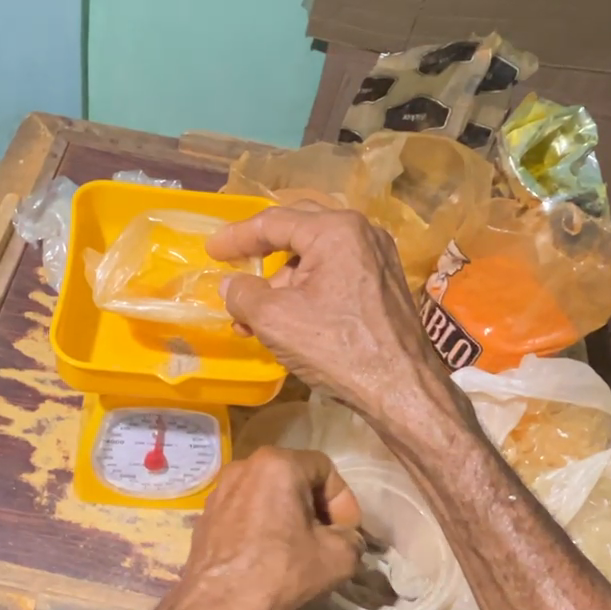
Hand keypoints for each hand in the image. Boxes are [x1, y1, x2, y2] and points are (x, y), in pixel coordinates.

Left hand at [164, 447, 362, 609]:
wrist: (214, 606)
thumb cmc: (278, 574)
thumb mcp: (336, 559)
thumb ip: (352, 540)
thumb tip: (347, 539)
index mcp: (276, 465)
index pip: (325, 468)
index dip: (343, 501)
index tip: (346, 533)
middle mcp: (243, 467)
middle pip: (295, 478)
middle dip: (317, 508)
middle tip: (327, 541)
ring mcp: (220, 490)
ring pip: (269, 494)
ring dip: (290, 516)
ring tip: (300, 550)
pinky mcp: (207, 514)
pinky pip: (247, 510)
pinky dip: (264, 525)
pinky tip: (269, 555)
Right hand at [207, 204, 448, 422]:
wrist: (399, 388)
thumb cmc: (335, 347)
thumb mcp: (274, 319)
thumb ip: (243, 294)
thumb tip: (230, 285)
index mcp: (335, 231)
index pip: (275, 221)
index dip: (237, 236)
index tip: (211, 251)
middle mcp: (362, 234)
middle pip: (297, 232)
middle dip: (261, 254)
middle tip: (233, 264)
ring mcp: (377, 260)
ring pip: (314, 259)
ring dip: (279, 284)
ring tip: (253, 319)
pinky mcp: (383, 286)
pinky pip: (333, 276)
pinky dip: (304, 293)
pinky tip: (285, 322)